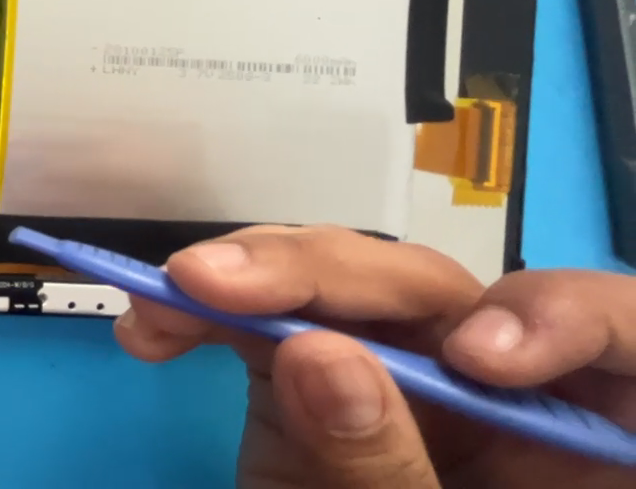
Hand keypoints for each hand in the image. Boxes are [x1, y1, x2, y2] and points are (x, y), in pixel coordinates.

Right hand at [115, 225, 635, 487]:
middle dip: (310, 271)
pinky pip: (255, 313)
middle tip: (208, 282)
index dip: (563, 316)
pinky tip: (150, 332)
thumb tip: (315, 352)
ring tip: (159, 303)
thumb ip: (381, 469)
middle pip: (423, 286)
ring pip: (324, 282)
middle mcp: (487, 387)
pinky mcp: (304, 365)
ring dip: (235, 281)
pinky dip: (196, 312)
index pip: (611, 331)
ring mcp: (386, 371)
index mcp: (577, 441)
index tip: (480, 363)